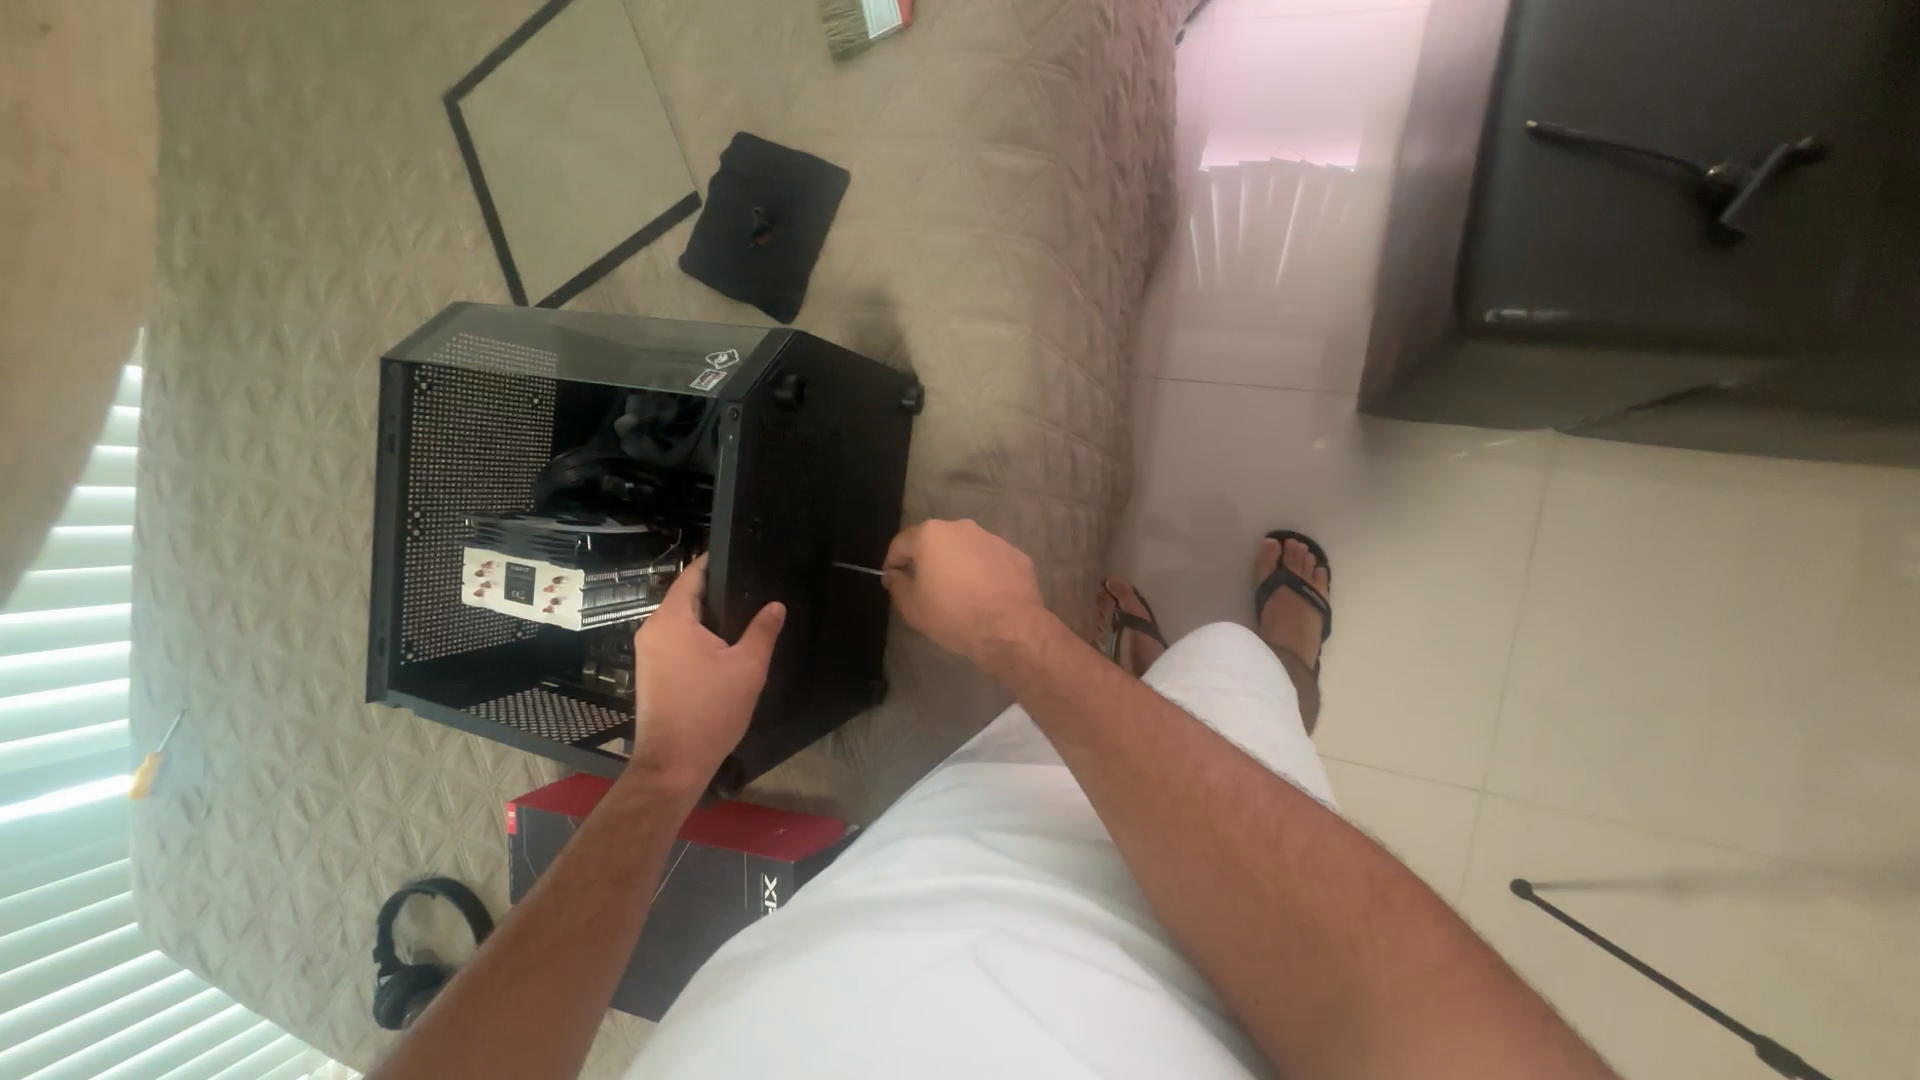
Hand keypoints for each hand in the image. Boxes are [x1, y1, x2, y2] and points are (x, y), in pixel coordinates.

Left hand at [630, 554, 784, 798]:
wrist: (674, 763)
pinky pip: (676, 641)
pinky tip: (724, 646)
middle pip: (686, 598)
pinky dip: (698, 637)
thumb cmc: (711, 710)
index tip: (741, 555)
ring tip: (745, 616)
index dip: (715, 562)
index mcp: (672, 620)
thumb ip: (763, 630)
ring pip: (681, 622)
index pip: (692, 576)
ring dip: (709, 618)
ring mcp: (648, 652)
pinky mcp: (650, 672)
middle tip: (754, 589)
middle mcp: (652, 629)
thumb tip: (776, 605)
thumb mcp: (748, 667)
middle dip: (718, 592)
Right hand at [883, 519, 1050, 665]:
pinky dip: (984, 572)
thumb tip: (895, 575)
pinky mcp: (1016, 555)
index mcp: (932, 535)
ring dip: (958, 564)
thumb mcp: (912, 607)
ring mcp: (993, 540)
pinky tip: (986, 595)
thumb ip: (897, 585)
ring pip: (966, 549)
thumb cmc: (953, 615)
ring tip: (959, 592)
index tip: (893, 579)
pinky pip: (991, 561)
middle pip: (936, 541)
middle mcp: (963, 528)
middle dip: (928, 560)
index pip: (902, 543)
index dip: (893, 561)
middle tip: (926, 586)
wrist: (1009, 629)